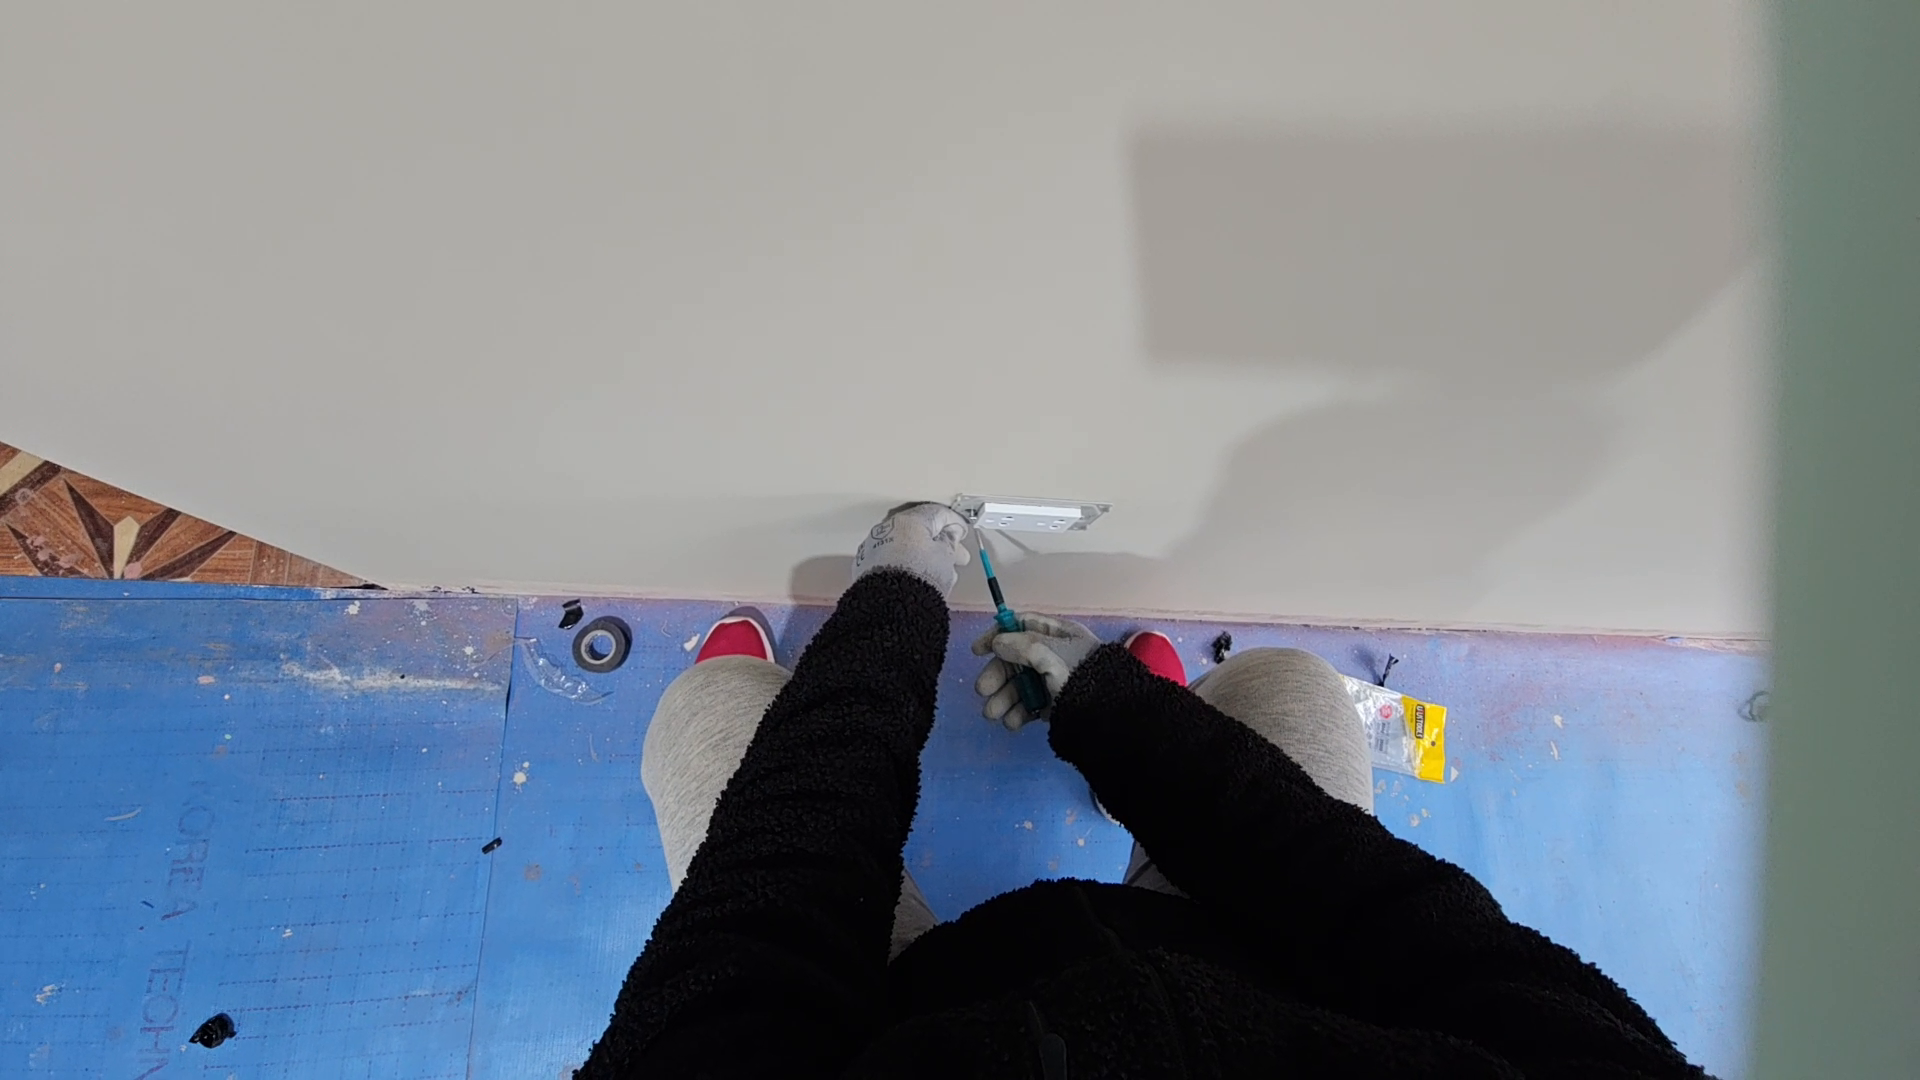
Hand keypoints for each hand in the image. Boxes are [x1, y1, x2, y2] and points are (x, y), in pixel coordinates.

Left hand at [851, 501, 972, 597]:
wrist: (891, 606)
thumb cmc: (919, 579)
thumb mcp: (946, 557)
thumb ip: (950, 542)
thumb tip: (948, 538)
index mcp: (909, 520)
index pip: (937, 513)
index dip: (954, 523)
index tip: (961, 533)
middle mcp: (887, 529)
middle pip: (919, 529)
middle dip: (939, 542)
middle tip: (954, 554)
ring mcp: (874, 547)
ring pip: (905, 545)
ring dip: (922, 554)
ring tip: (938, 571)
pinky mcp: (867, 567)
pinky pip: (892, 560)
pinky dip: (906, 564)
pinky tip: (917, 577)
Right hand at [971, 614, 1101, 729]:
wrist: (1107, 717)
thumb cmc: (1081, 676)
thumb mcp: (1052, 654)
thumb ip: (1022, 646)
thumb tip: (998, 643)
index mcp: (1058, 635)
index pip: (1022, 625)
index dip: (998, 634)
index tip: (979, 650)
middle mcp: (1053, 655)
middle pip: (1015, 659)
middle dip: (997, 675)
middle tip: (983, 690)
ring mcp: (1052, 681)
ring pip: (1018, 685)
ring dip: (1002, 698)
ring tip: (993, 714)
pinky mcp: (1052, 705)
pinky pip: (1027, 705)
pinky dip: (1017, 713)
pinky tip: (1012, 723)